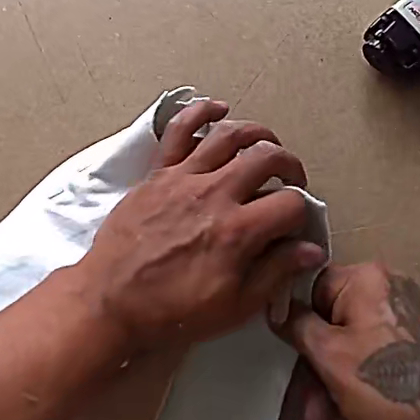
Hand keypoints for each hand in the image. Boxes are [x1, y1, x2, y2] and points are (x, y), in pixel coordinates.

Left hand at [74, 98, 325, 353]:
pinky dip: (200, 112)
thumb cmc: (170, 310)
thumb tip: (310, 249)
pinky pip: (179, 131)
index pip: (290, 204)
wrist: (110, 300)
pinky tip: (218, 109)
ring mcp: (183, 179)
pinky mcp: (158, 173)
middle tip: (291, 179)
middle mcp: (214, 195)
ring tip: (267, 144)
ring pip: (229, 135)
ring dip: (257, 133)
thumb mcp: (233, 306)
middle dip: (289, 165)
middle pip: (267, 158)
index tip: (294, 224)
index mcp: (237, 231)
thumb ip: (275, 273)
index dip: (302, 213)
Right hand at [280, 263, 419, 419]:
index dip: (296, 323)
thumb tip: (276, 308)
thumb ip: (295, 325)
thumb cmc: (388, 384)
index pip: (312, 287)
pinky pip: (379, 357)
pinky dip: (363, 382)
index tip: (288, 354)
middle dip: (318, 367)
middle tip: (310, 406)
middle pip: (335, 321)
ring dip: (336, 383)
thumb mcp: (328, 356)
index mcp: (366, 278)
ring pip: (356, 345)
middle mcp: (390, 288)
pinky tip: (353, 419)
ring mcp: (410, 317)